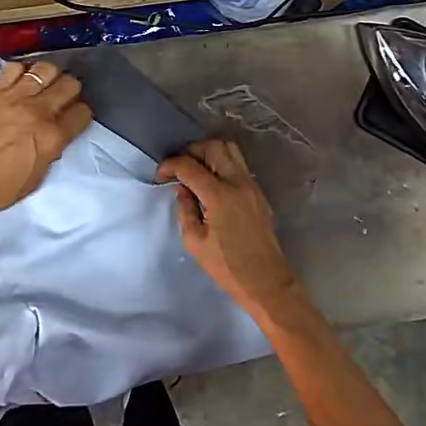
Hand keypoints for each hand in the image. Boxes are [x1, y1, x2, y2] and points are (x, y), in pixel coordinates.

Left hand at [0, 60, 91, 228]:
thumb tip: (56, 136)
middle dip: (70, 92)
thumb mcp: (37, 177)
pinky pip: (16, 68)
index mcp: (54, 137)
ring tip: (42, 86)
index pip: (83, 112)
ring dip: (49, 77)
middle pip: (70, 84)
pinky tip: (19, 83)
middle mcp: (40, 112)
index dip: (80, 115)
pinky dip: (22, 72)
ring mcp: (15, 98)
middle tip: (61, 100)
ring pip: (47, 69)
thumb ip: (52, 150)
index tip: (74, 118)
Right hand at [157, 140, 302, 319]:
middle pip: (213, 147)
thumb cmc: (227, 266)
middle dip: (191, 151)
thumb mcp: (195, 242)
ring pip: (230, 150)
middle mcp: (238, 181)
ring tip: (195, 170)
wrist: (265, 278)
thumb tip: (183, 189)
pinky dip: (223, 163)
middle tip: (178, 168)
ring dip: (210, 153)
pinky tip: (212, 182)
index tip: (160, 175)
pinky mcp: (258, 191)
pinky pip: (239, 164)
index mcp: (219, 195)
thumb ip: (186, 210)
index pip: (190, 166)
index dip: (170, 165)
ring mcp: (251, 184)